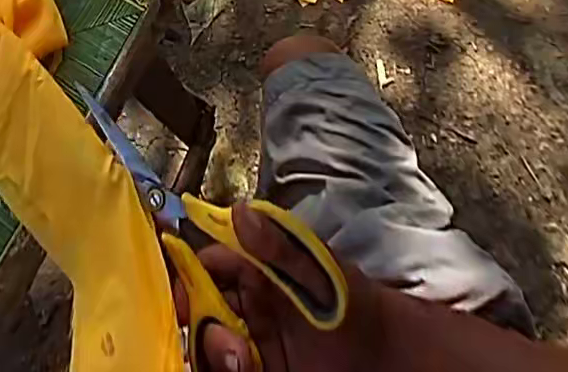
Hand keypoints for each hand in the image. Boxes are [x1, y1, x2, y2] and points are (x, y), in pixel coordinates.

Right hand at [173, 204, 385, 371]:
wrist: (388, 362)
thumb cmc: (357, 310)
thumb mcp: (319, 272)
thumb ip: (278, 246)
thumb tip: (237, 212)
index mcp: (259, 272)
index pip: (212, 264)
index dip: (190, 273)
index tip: (179, 291)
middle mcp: (251, 308)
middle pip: (204, 309)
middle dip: (201, 321)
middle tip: (224, 339)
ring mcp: (255, 346)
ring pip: (210, 346)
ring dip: (213, 354)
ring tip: (242, 361)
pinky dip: (223, 371)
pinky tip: (242, 371)